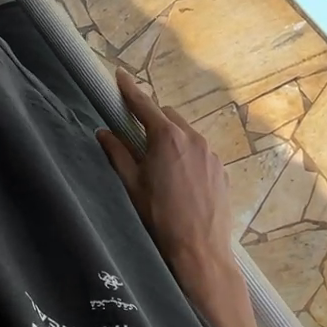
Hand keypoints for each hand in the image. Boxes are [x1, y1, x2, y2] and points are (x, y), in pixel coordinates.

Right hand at [96, 69, 237, 292]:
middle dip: (152, 119)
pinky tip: (180, 179)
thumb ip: (116, 152)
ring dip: (171, 137)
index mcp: (166, 137)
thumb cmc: (159, 216)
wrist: (200, 251)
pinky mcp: (222, 170)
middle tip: (138, 138)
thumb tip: (104, 132)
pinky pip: (200, 151)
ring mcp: (211, 154)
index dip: (129, 89)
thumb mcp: (130, 183)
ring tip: (160, 163)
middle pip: (167, 115)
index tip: (119, 75)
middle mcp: (192, 138)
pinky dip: (187, 154)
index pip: (143, 104)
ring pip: (186, 132)